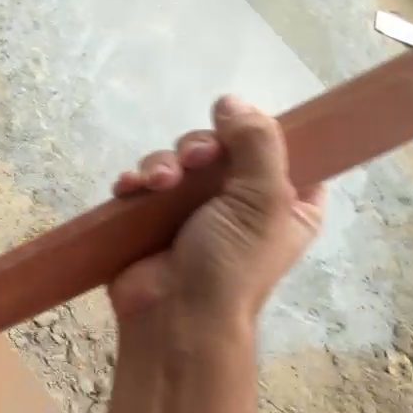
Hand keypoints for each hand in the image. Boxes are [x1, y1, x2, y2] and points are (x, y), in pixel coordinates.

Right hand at [108, 96, 325, 325]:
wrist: (174, 313)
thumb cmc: (231, 263)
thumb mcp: (263, 197)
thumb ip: (256, 142)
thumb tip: (231, 99)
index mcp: (284, 199)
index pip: (278, 148)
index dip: (255, 133)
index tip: (234, 131)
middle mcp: (237, 202)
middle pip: (217, 149)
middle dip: (197, 149)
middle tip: (192, 161)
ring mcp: (188, 212)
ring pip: (174, 163)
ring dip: (160, 165)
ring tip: (155, 183)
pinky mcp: (147, 222)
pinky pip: (140, 186)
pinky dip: (133, 182)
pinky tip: (129, 189)